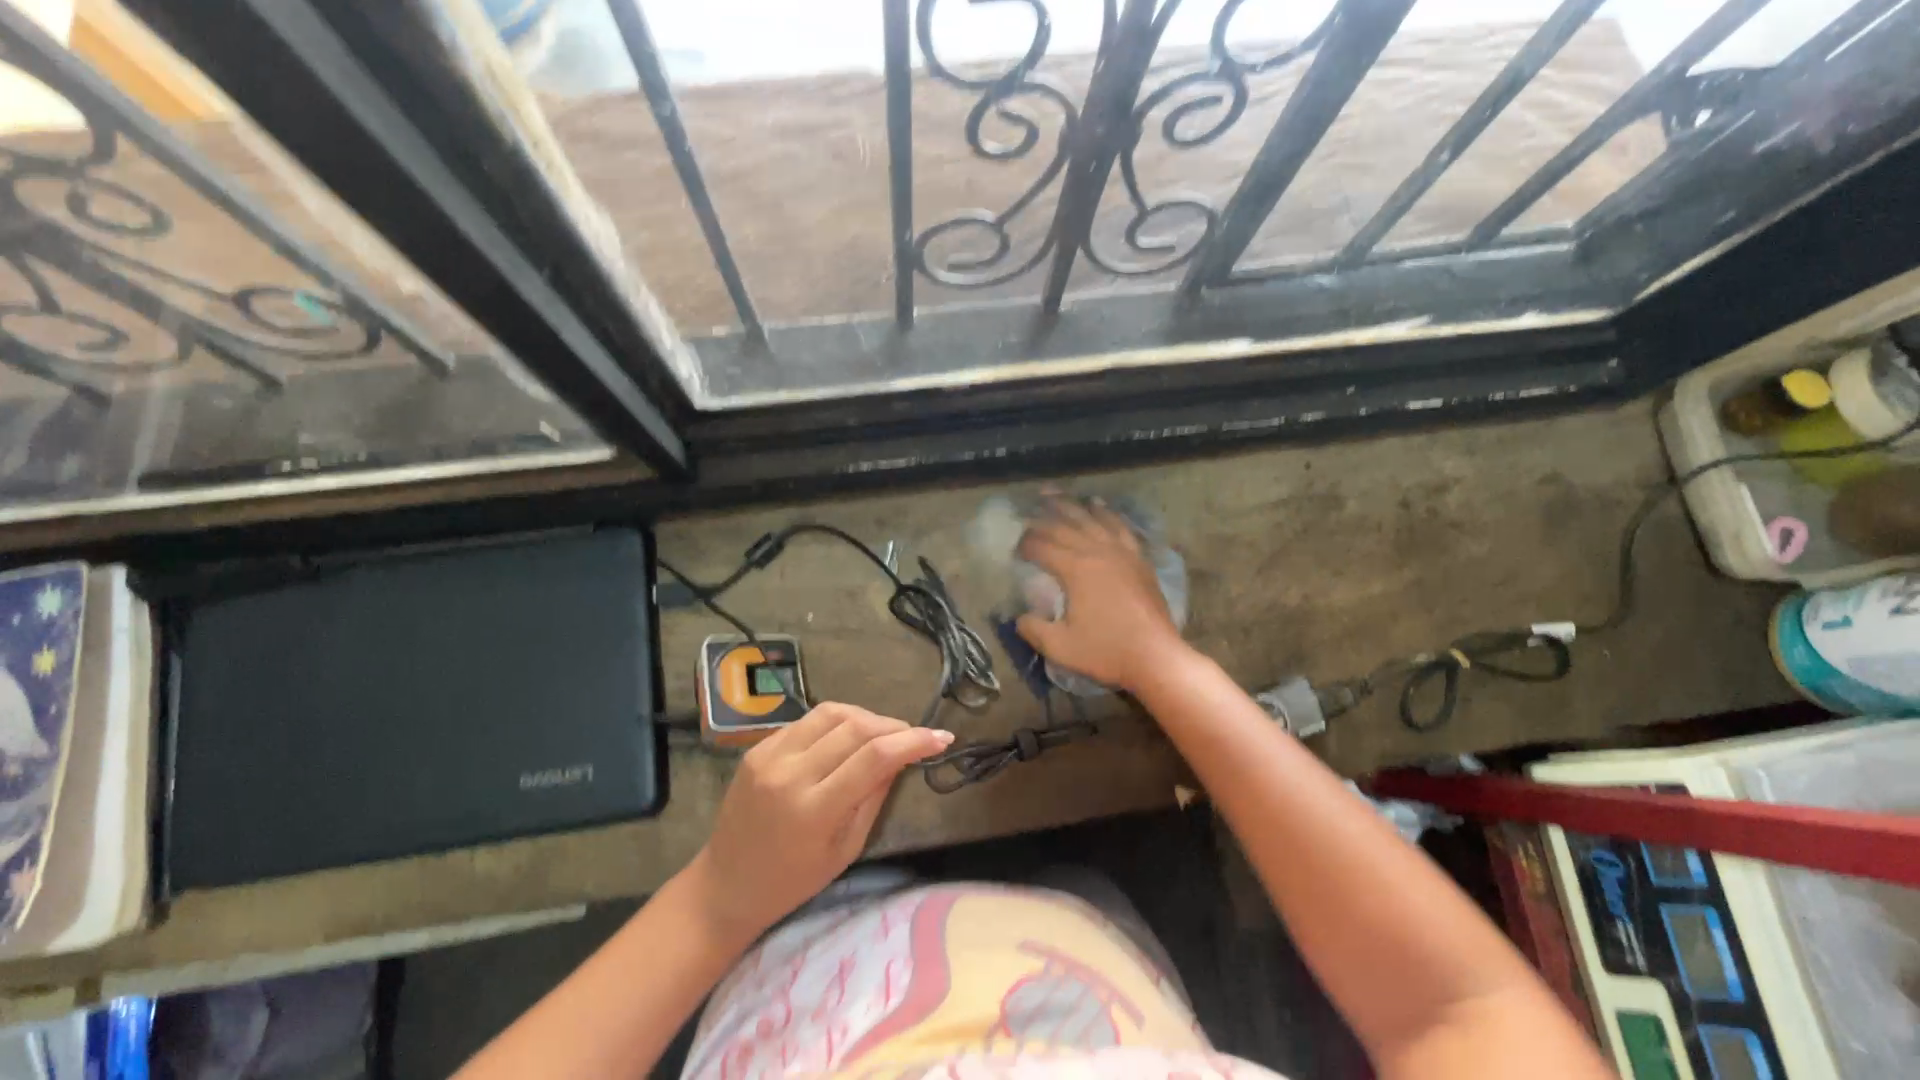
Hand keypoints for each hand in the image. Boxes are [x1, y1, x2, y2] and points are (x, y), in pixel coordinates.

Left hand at [687, 703, 951, 937]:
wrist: (726, 885)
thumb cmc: (792, 881)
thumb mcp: (845, 849)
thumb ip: (873, 799)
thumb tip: (901, 758)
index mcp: (815, 809)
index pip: (874, 757)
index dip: (913, 741)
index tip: (942, 737)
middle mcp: (790, 774)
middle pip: (855, 727)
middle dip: (894, 726)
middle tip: (914, 737)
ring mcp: (769, 756)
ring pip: (830, 713)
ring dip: (865, 717)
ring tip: (884, 733)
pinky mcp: (757, 748)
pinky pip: (805, 722)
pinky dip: (835, 723)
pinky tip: (847, 737)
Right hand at [1015, 496, 1184, 693]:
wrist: (1156, 657)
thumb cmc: (1106, 651)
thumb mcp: (1060, 647)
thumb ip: (1033, 629)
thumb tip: (1020, 617)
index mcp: (1076, 569)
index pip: (1042, 547)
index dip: (1024, 545)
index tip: (1012, 547)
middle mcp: (1098, 551)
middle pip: (1064, 527)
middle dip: (1041, 519)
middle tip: (1023, 515)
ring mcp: (1122, 552)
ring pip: (1092, 519)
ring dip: (1071, 506)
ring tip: (1053, 495)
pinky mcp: (1139, 559)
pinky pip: (1120, 527)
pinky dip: (1106, 514)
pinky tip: (1099, 507)